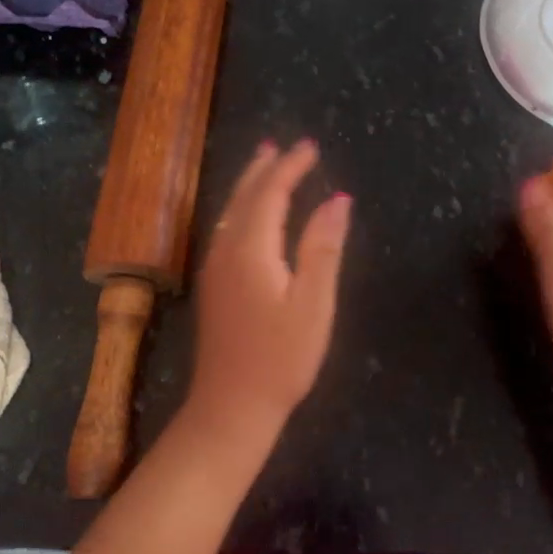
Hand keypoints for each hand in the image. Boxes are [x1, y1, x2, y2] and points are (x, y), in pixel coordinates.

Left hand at [189, 140, 350, 431]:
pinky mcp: (214, 285)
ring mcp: (215, 268)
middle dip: (265, 167)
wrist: (230, 409)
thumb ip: (323, 247)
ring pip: (231, 211)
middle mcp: (227, 249)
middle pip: (244, 196)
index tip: (311, 146)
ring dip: (250, 184)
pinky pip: (227, 227)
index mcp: (251, 248)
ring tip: (265, 163)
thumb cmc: (281, 358)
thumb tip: (338, 199)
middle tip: (282, 145)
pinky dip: (242, 206)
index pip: (271, 192)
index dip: (291, 166)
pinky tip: (249, 213)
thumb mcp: (313, 303)